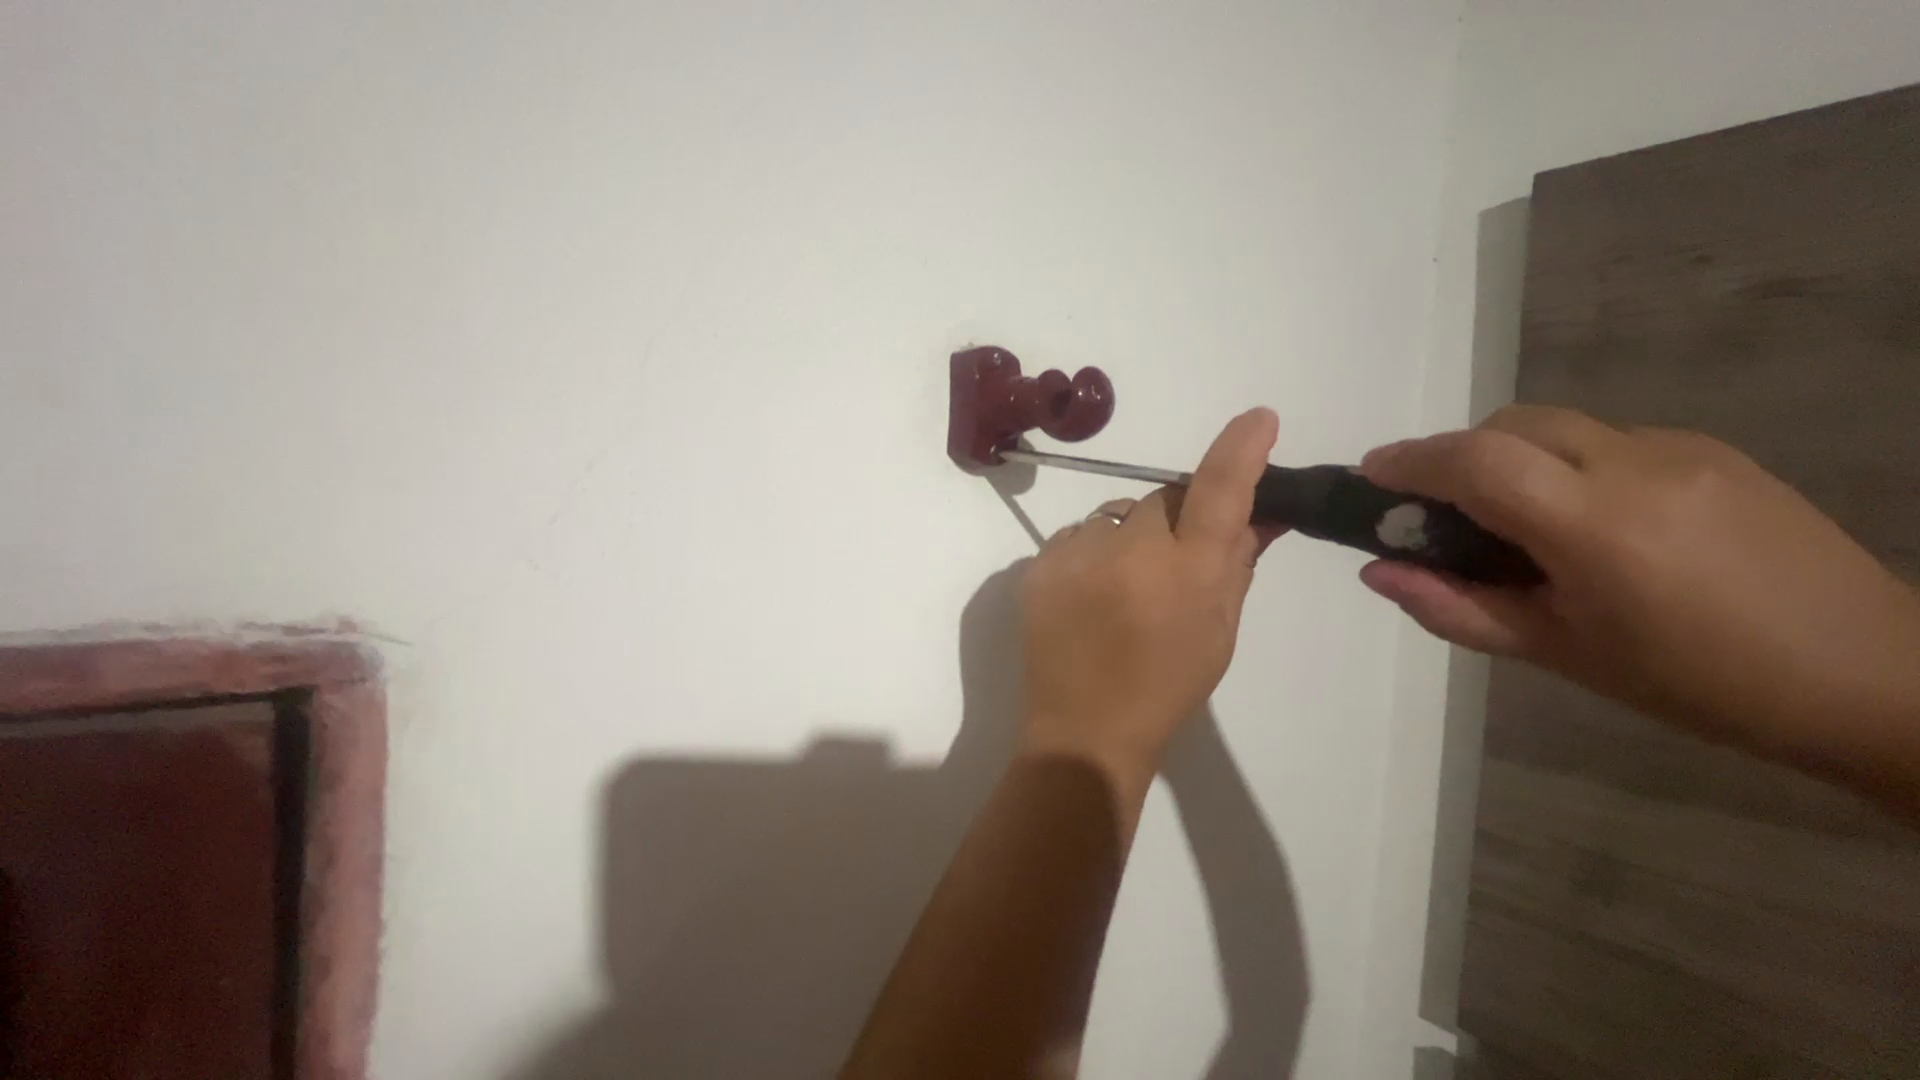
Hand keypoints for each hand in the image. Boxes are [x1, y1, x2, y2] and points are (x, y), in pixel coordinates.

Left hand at [1018, 408, 1281, 789]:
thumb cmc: (1166, 687)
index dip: (1241, 448)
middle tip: (1176, 561)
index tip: (1258, 420)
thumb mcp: (1219, 630)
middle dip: (1177, 519)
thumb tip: (1259, 515)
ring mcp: (1077, 556)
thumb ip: (1236, 563)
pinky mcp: (1039, 567)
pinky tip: (1093, 596)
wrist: (1084, 730)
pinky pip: (1078, 537)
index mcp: (1187, 571)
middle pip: (1162, 500)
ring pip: (1116, 518)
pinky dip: (1093, 554)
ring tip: (1125, 590)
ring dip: (1130, 538)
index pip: (1219, 489)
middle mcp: (1130, 550)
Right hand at [1358, 405, 1919, 764]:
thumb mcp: (1558, 654)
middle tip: (1434, 508)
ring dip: (1509, 457)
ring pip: (1557, 427)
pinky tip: (1587, 523)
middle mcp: (1635, 465)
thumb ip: (1456, 608)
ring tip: (1514, 524)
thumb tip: (1377, 572)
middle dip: (1455, 454)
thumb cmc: (1694, 682)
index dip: (1411, 460)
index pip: (1476, 461)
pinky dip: (1565, 465)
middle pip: (1510, 425)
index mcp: (1594, 525)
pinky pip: (1607, 440)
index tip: (1369, 476)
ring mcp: (1681, 450)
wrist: (1870, 675)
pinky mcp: (1714, 451)